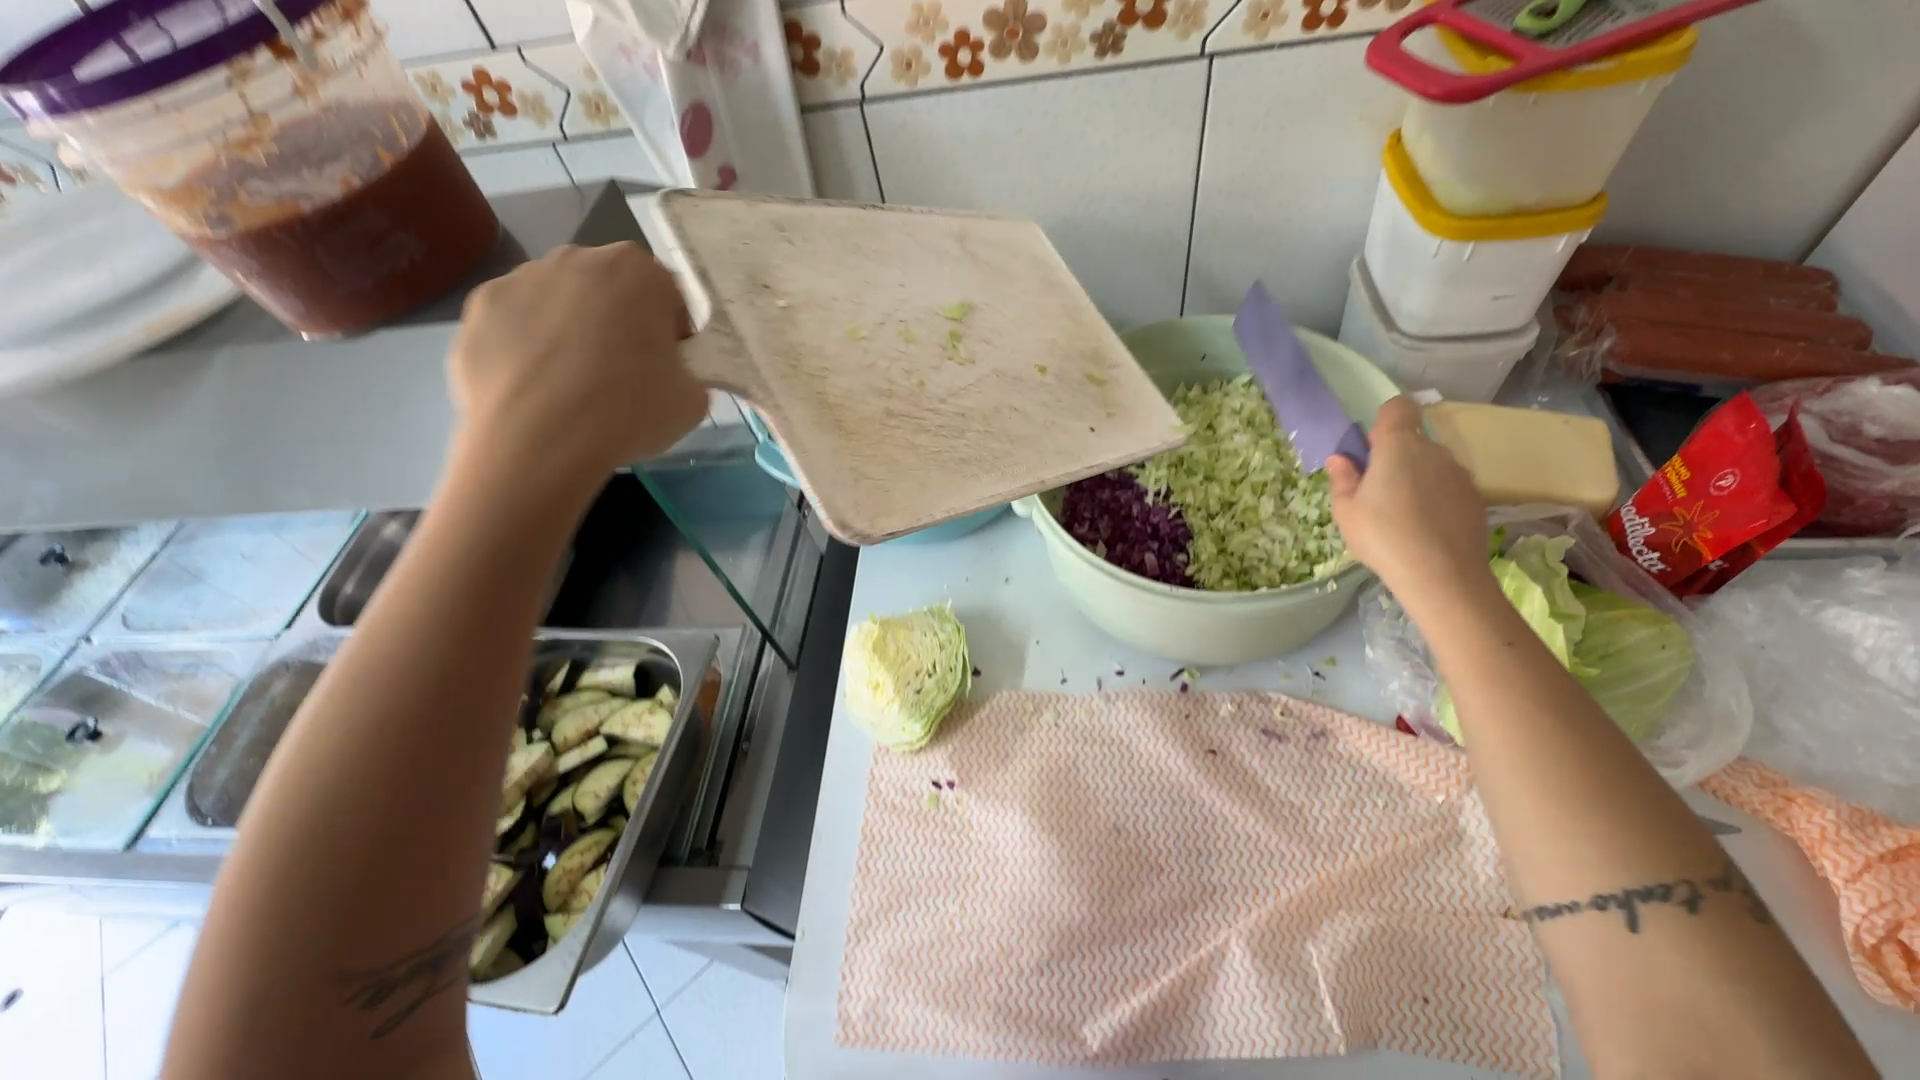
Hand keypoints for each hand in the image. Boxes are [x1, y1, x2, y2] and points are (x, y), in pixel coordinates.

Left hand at [448, 243, 708, 492]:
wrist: (540, 441)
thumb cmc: (629, 412)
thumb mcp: (692, 401)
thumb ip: (687, 374)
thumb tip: (669, 376)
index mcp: (640, 271)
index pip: (668, 297)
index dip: (671, 335)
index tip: (666, 369)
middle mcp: (578, 258)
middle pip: (608, 290)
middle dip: (616, 324)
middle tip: (619, 378)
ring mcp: (521, 278)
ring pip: (557, 303)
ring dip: (568, 332)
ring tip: (569, 388)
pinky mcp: (479, 307)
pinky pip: (514, 325)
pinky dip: (524, 349)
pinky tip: (533, 389)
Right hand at [1326, 396, 1488, 598]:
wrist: (1442, 576)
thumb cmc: (1383, 537)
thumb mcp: (1346, 512)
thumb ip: (1342, 480)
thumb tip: (1340, 460)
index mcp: (1398, 445)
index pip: (1398, 407)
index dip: (1385, 420)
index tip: (1371, 447)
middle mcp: (1433, 450)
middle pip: (1414, 441)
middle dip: (1396, 458)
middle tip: (1377, 493)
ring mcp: (1459, 474)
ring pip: (1432, 466)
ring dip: (1417, 480)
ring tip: (1403, 517)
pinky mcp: (1475, 498)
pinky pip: (1449, 488)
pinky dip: (1437, 500)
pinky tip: (1426, 530)